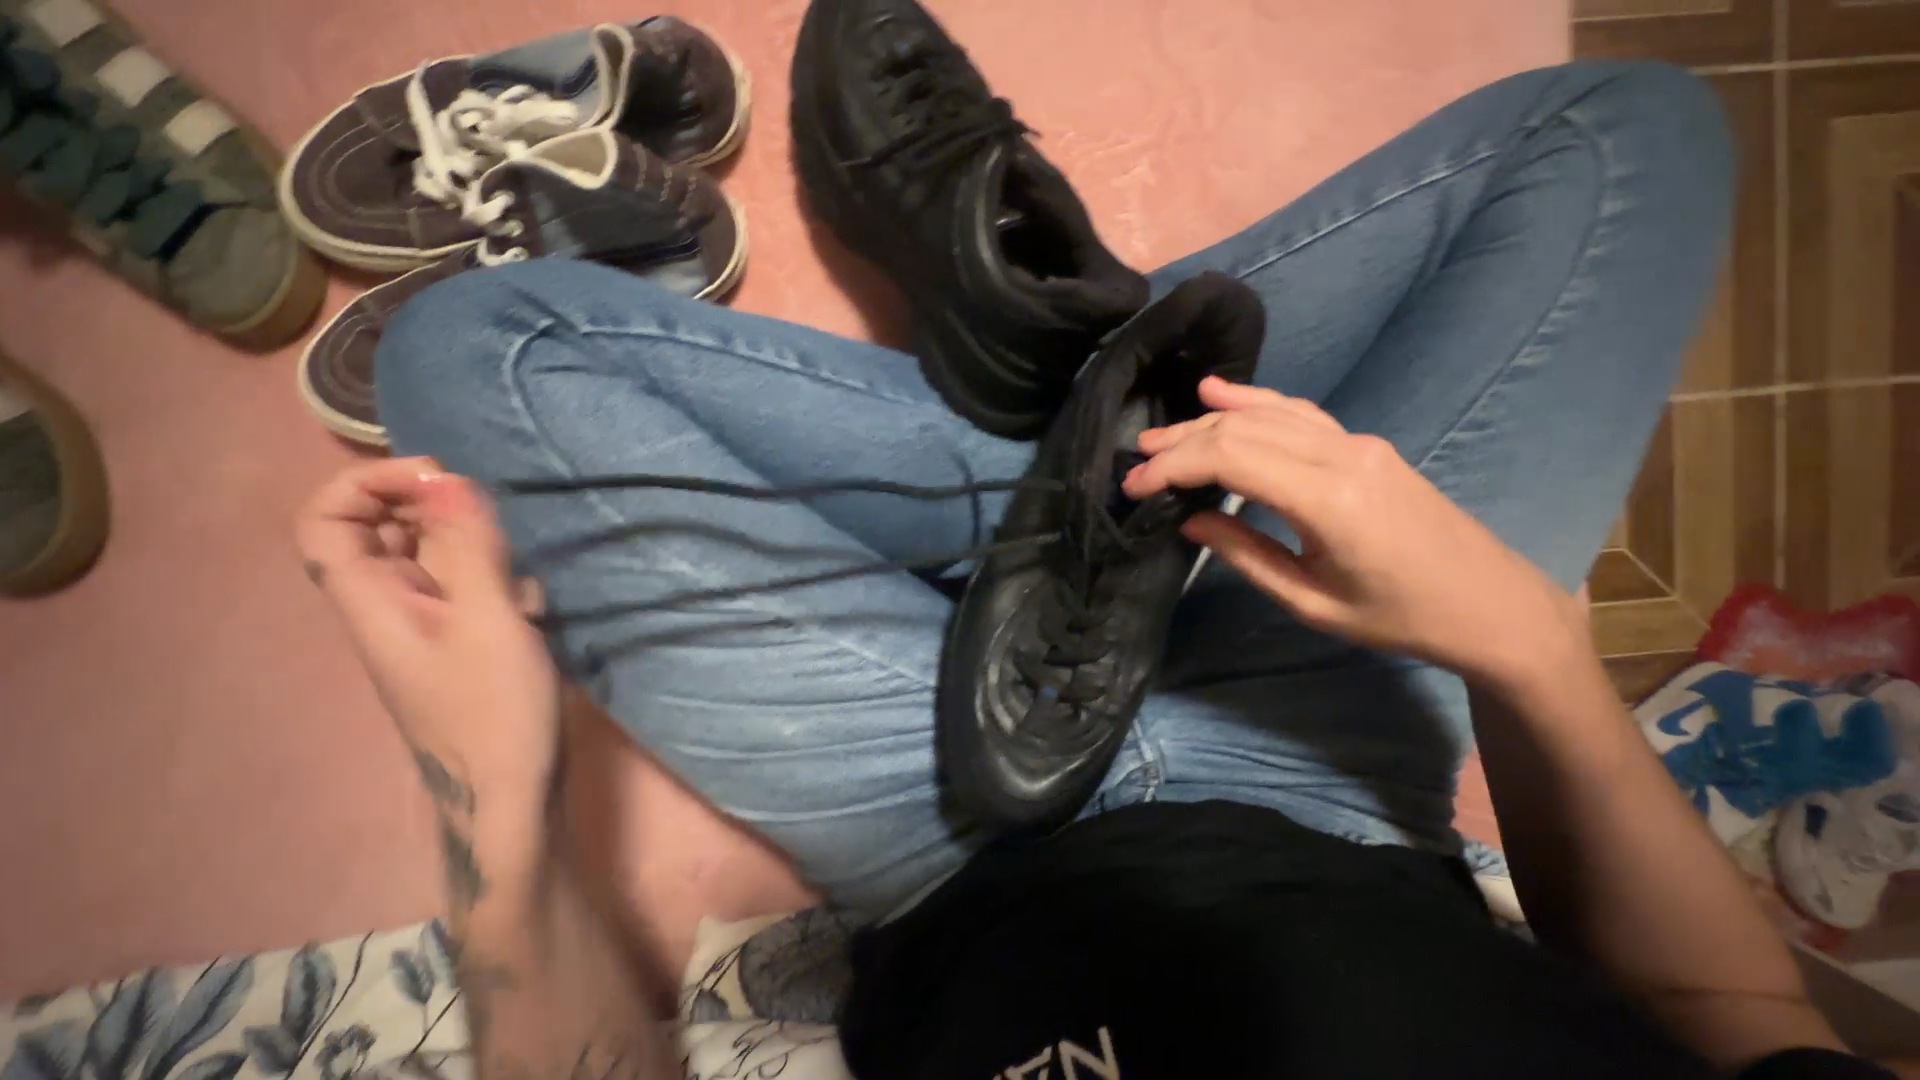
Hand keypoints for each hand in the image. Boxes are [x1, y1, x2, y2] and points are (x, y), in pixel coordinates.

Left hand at [296, 458, 559, 817]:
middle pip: (380, 531)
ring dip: (478, 550)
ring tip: (517, 581)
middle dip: (435, 511)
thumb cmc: (494, 711)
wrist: (510, 796)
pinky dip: (497, 582)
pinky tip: (530, 611)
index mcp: (372, 602)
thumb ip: (470, 547)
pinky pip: (465, 588)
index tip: (436, 478)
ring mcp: (426, 628)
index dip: (364, 483)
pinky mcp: (460, 644)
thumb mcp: (489, 621)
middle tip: (490, 518)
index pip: (325, 521)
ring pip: (432, 557)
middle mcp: (388, 609)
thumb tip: (446, 477)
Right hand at [1122, 377, 1586, 691]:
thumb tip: (1190, 518)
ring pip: (1267, 414)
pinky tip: (1221, 393)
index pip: (1230, 458)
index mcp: (1328, 499)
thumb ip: (1245, 554)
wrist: (1489, 603)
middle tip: (1136, 461)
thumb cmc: (1399, 618)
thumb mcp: (1311, 602)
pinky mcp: (1364, 445)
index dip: (1174, 466)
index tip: (1135, 486)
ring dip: (1210, 421)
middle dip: (1182, 442)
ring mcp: (1357, 443)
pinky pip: (1299, 414)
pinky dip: (1255, 402)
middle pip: (1242, 429)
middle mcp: (1342, 455)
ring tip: (1162, 435)